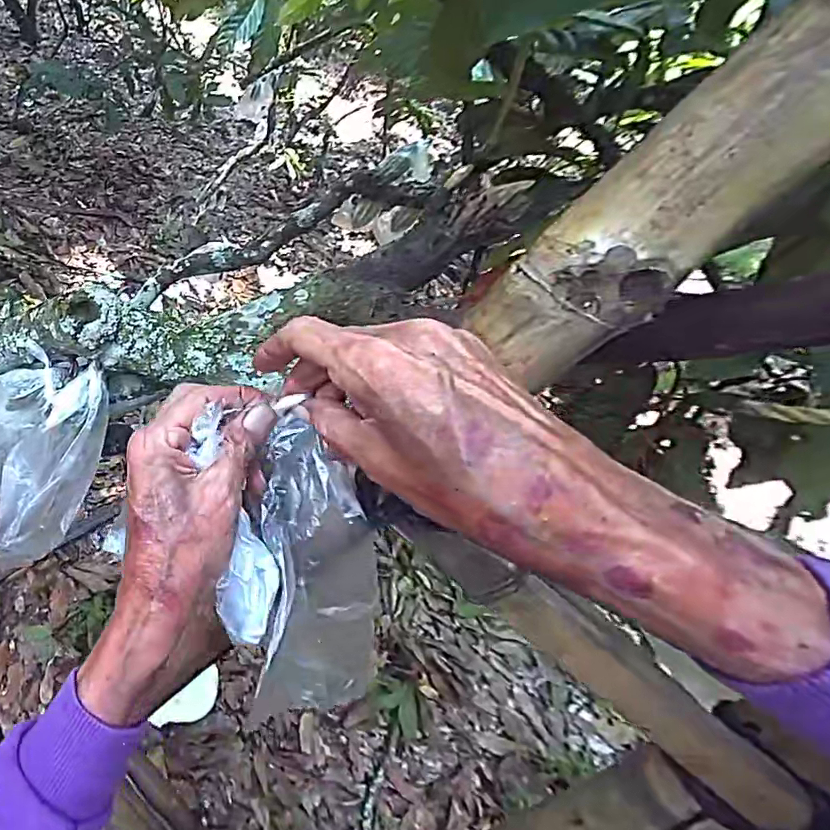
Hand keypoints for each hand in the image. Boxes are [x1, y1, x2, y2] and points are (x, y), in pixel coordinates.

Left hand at [76, 385, 275, 725]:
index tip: (269, 408)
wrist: (163, 602)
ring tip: (255, 482)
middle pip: (200, 414)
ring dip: (236, 452)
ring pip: (204, 438)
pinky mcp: (169, 484)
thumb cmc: (182, 557)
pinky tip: (243, 493)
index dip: (238, 398)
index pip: (199, 396)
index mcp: (154, 443)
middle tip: (264, 446)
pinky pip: (202, 461)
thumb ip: (240, 445)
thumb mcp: (220, 493)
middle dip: (238, 428)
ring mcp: (158, 466)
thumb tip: (260, 412)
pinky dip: (227, 470)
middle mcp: (151, 448)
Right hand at [254, 317, 829, 681]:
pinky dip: (384, 370)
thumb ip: (334, 426)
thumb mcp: (381, 465)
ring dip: (350, 371)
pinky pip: (408, 349)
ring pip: (375, 343)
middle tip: (303, 404)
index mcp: (380, 364)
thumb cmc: (469, 491)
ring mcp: (446, 339)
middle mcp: (412, 337)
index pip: (308, 333)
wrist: (563, 497)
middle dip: (314, 368)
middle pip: (342, 338)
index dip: (277, 347)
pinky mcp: (470, 350)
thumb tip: (315, 408)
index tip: (265, 366)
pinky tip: (387, 407)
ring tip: (346, 413)